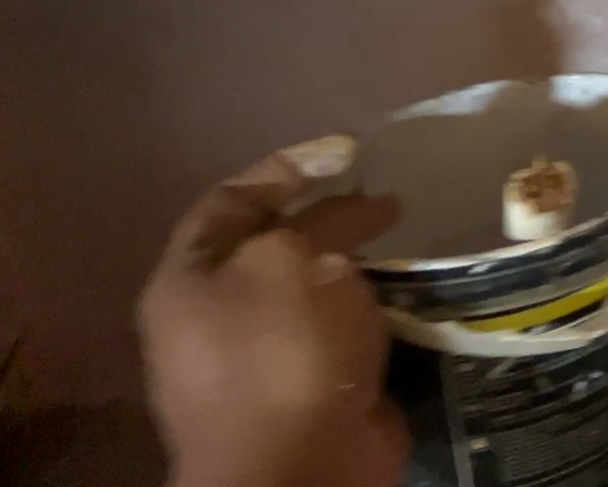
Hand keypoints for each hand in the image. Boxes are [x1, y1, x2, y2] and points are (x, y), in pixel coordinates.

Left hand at [138, 136, 407, 486]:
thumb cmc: (280, 351)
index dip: (287, 166)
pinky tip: (416, 279)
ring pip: (321, 278)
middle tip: (387, 191)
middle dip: (334, 209)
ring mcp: (271, 347)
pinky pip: (352, 316)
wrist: (300, 465)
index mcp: (191, 280)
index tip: (350, 152)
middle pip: (279, 238)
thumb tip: (374, 206)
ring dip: (365, 254)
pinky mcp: (319, 373)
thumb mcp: (293, 257)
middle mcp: (222, 310)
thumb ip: (329, 216)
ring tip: (412, 231)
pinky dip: (383, 294)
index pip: (232, 198)